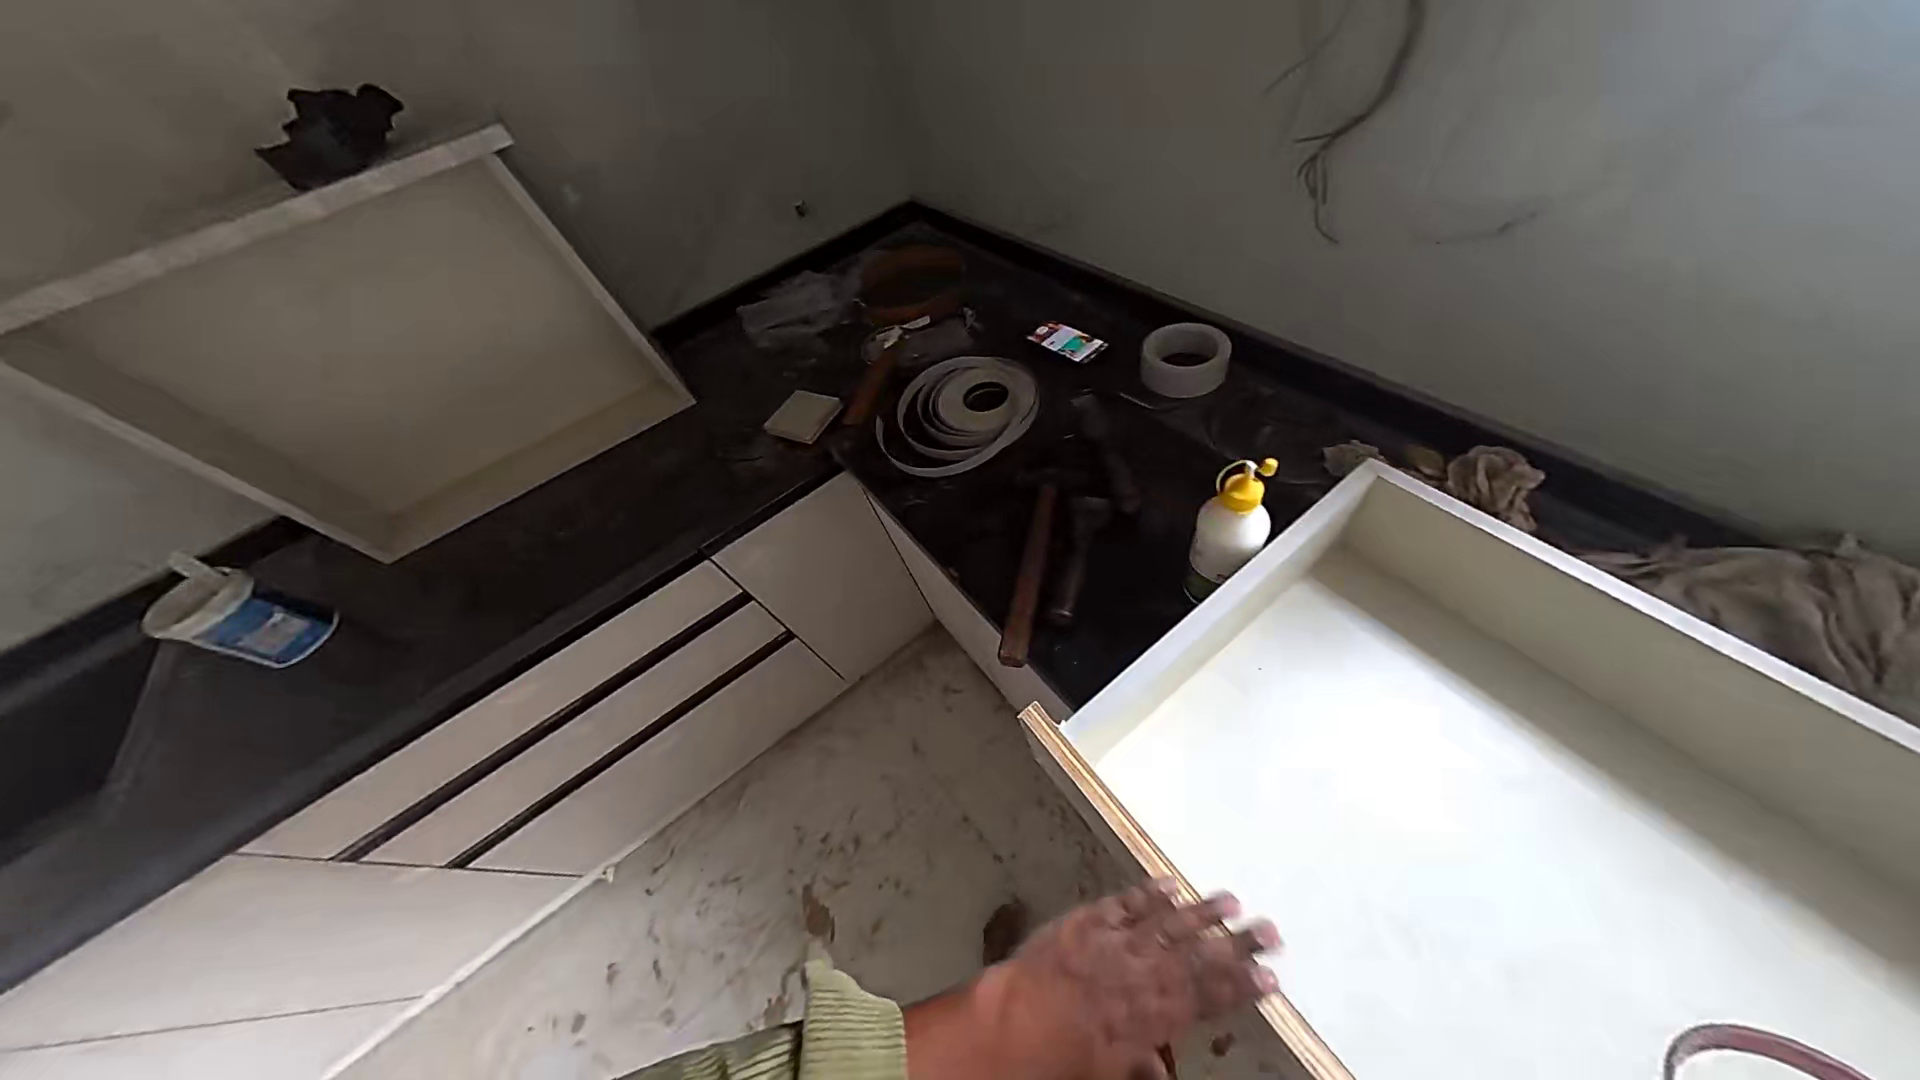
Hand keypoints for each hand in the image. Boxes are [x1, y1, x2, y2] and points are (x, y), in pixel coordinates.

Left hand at [905, 880, 1280, 1079]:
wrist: (1010, 1022)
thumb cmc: (1056, 1059)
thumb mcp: (1105, 1072)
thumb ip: (1139, 1064)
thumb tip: (1162, 1066)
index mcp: (1150, 1017)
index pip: (1204, 998)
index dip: (1239, 987)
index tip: (1270, 978)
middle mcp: (1139, 974)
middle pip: (1195, 955)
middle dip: (1235, 943)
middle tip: (1271, 930)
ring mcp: (1112, 942)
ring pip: (1166, 922)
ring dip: (1200, 911)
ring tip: (1232, 900)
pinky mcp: (1085, 920)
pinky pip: (1122, 904)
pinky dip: (1146, 894)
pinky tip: (1167, 884)